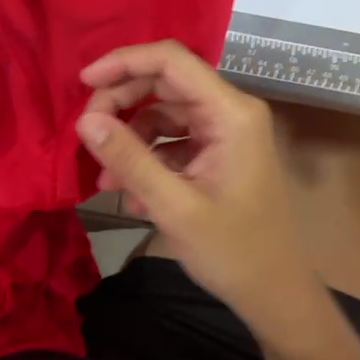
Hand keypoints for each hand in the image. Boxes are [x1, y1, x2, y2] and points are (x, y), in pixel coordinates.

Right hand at [77, 41, 319, 327]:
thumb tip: (84, 120)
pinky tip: (127, 192)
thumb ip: (129, 159)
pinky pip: (170, 138)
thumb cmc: (234, 252)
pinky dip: (144, 156)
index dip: (124, 63)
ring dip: (128, 136)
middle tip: (86, 132)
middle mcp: (229, 111)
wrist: (275, 297)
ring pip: (161, 111)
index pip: (171, 61)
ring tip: (105, 178)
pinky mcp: (215, 152)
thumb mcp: (174, 207)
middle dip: (120, 102)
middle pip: (163, 82)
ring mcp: (224, 131)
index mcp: (231, 113)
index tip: (83, 82)